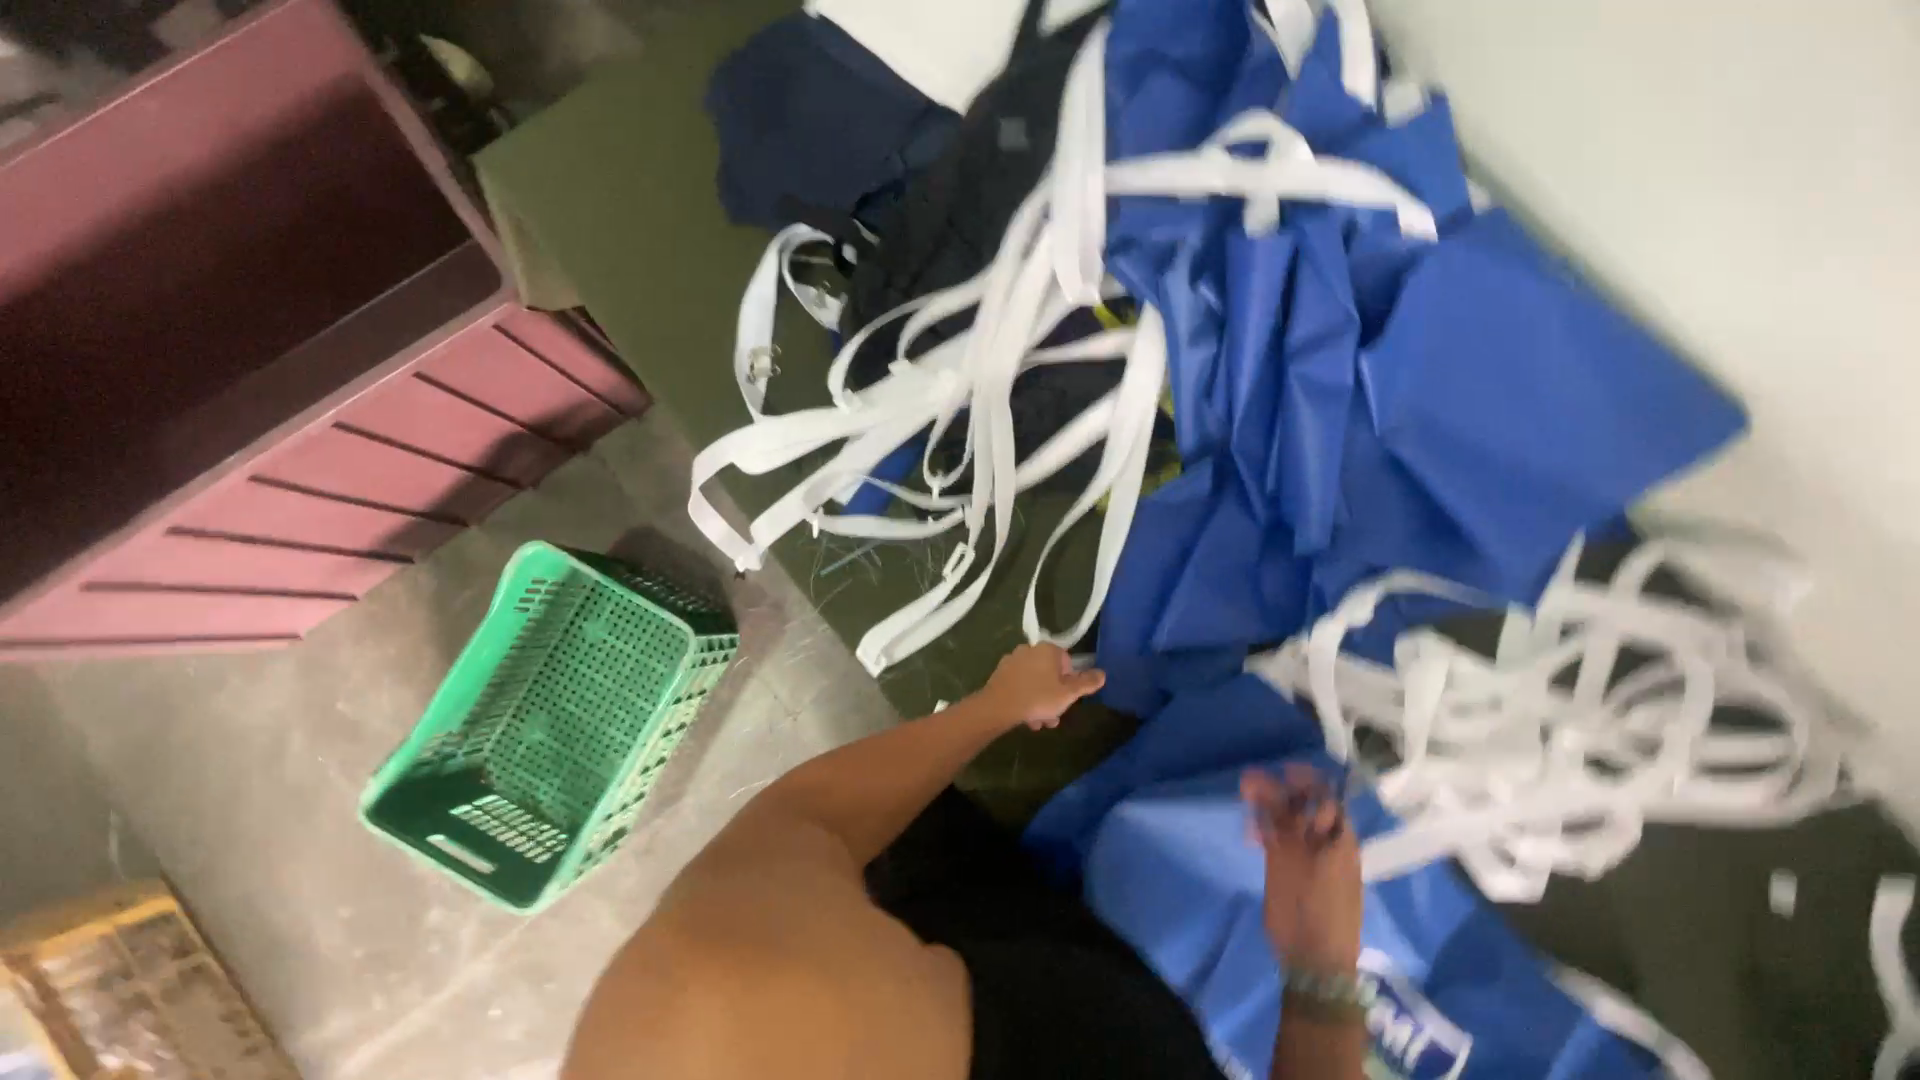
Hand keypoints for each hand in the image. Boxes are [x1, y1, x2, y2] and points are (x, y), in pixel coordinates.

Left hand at [977, 644, 1104, 729]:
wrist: (998, 706)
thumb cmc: (1038, 698)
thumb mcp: (1068, 694)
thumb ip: (1087, 683)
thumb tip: (1102, 674)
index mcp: (1048, 649)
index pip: (1067, 663)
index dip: (1069, 683)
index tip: (1066, 699)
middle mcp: (1029, 649)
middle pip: (1049, 674)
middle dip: (1053, 697)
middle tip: (1052, 717)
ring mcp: (1012, 660)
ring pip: (1034, 682)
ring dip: (1039, 702)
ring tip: (1038, 723)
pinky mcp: (1000, 673)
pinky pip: (1019, 684)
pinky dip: (1024, 698)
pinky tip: (1024, 717)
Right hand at [1243, 765, 1362, 975]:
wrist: (1318, 965)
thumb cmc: (1303, 906)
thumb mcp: (1283, 856)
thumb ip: (1273, 816)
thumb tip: (1256, 776)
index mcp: (1338, 837)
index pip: (1324, 793)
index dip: (1301, 777)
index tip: (1275, 770)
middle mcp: (1339, 847)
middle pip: (1312, 809)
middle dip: (1281, 796)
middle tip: (1249, 792)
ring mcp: (1331, 866)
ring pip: (1304, 830)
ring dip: (1278, 818)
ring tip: (1251, 822)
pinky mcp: (1320, 884)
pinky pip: (1303, 849)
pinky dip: (1282, 840)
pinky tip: (1261, 845)